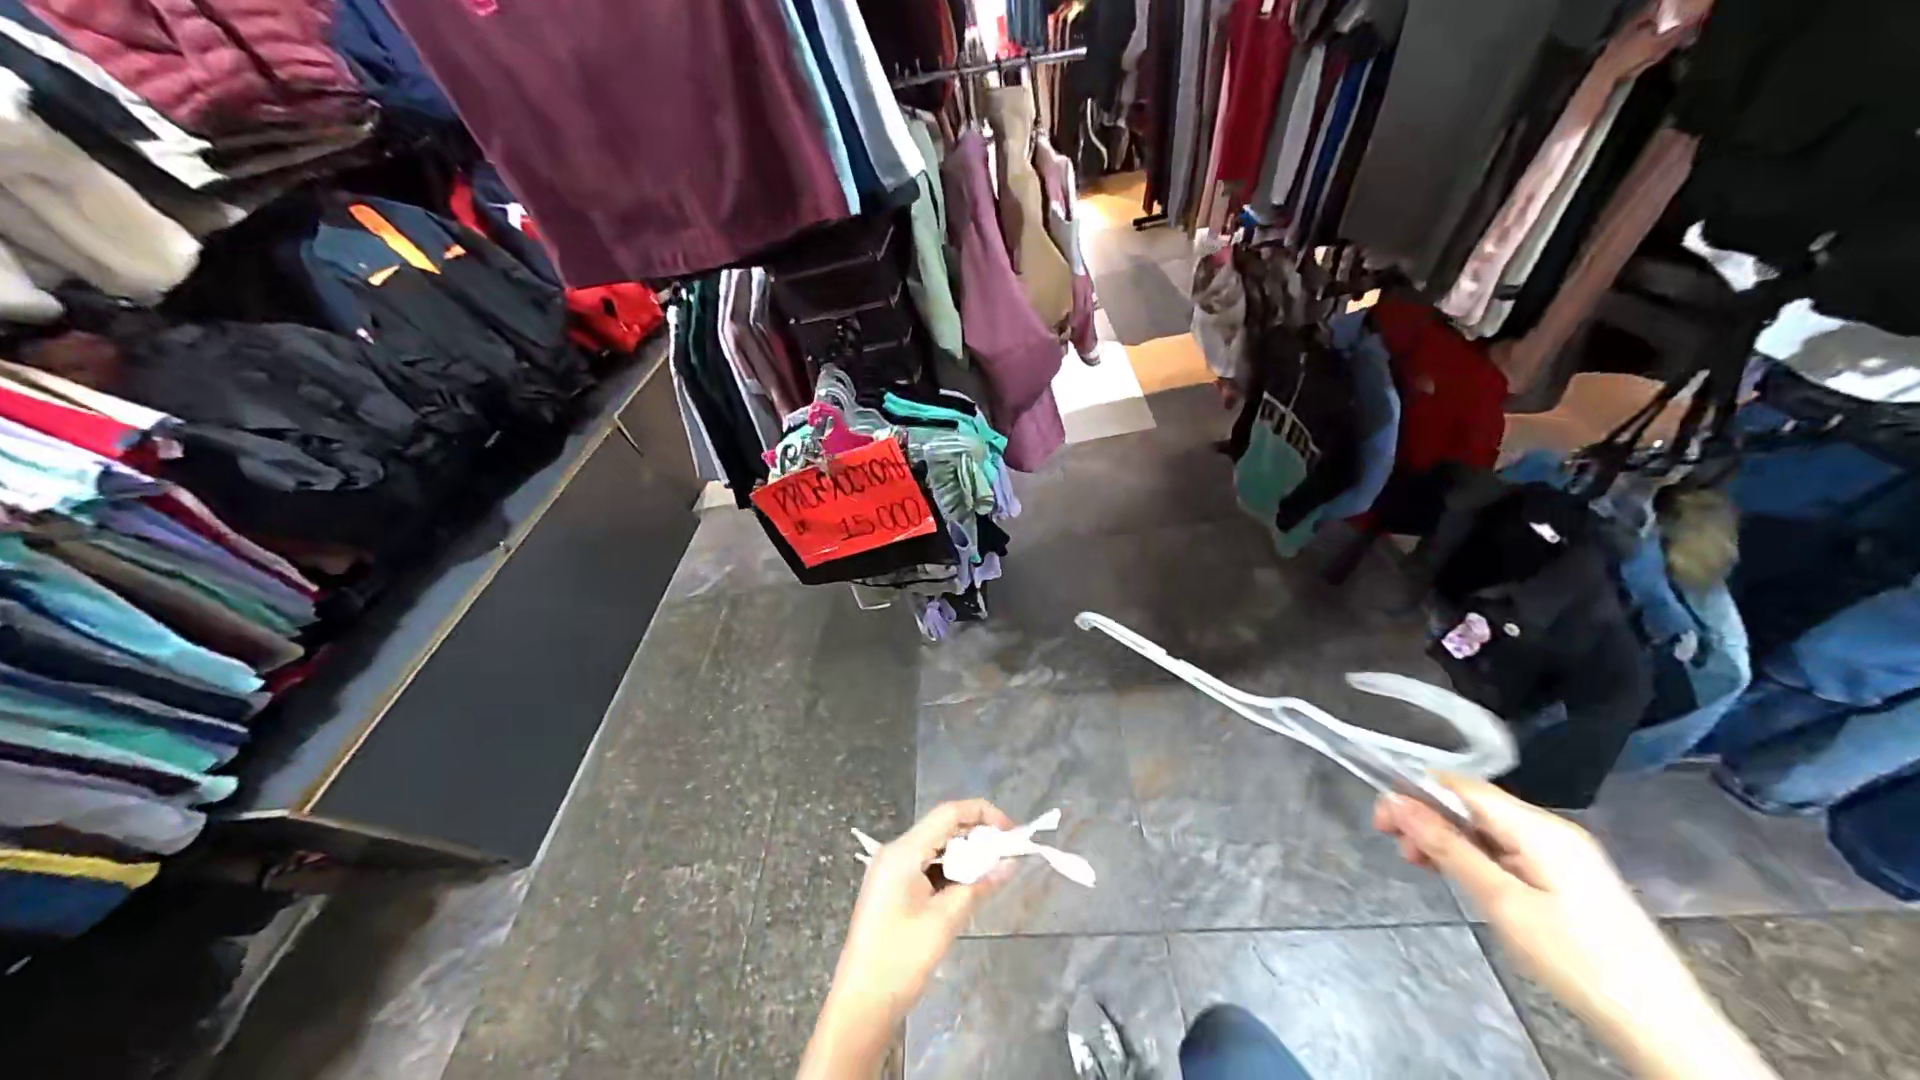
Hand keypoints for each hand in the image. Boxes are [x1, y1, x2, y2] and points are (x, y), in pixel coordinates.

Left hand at [800, 800, 1016, 1079]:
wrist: (860, 1004)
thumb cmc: (901, 959)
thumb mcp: (945, 920)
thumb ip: (979, 885)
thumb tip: (1010, 863)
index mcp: (903, 851)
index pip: (948, 813)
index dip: (983, 814)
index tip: (1012, 831)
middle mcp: (895, 852)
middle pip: (942, 828)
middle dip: (978, 836)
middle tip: (1009, 854)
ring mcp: (891, 870)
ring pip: (936, 848)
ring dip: (966, 855)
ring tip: (994, 871)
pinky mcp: (892, 888)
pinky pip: (927, 866)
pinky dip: (950, 871)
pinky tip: (969, 886)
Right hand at [1372, 777, 1707, 1041]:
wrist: (1665, 1026)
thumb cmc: (1576, 959)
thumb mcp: (1501, 902)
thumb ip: (1448, 848)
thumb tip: (1398, 803)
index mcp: (1538, 828)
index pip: (1461, 786)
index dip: (1415, 793)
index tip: (1382, 820)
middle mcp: (1552, 830)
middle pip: (1474, 805)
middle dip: (1429, 818)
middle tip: (1400, 850)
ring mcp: (1565, 854)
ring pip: (1488, 828)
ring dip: (1449, 839)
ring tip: (1423, 866)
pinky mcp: (1570, 877)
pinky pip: (1509, 849)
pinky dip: (1476, 856)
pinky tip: (1463, 877)